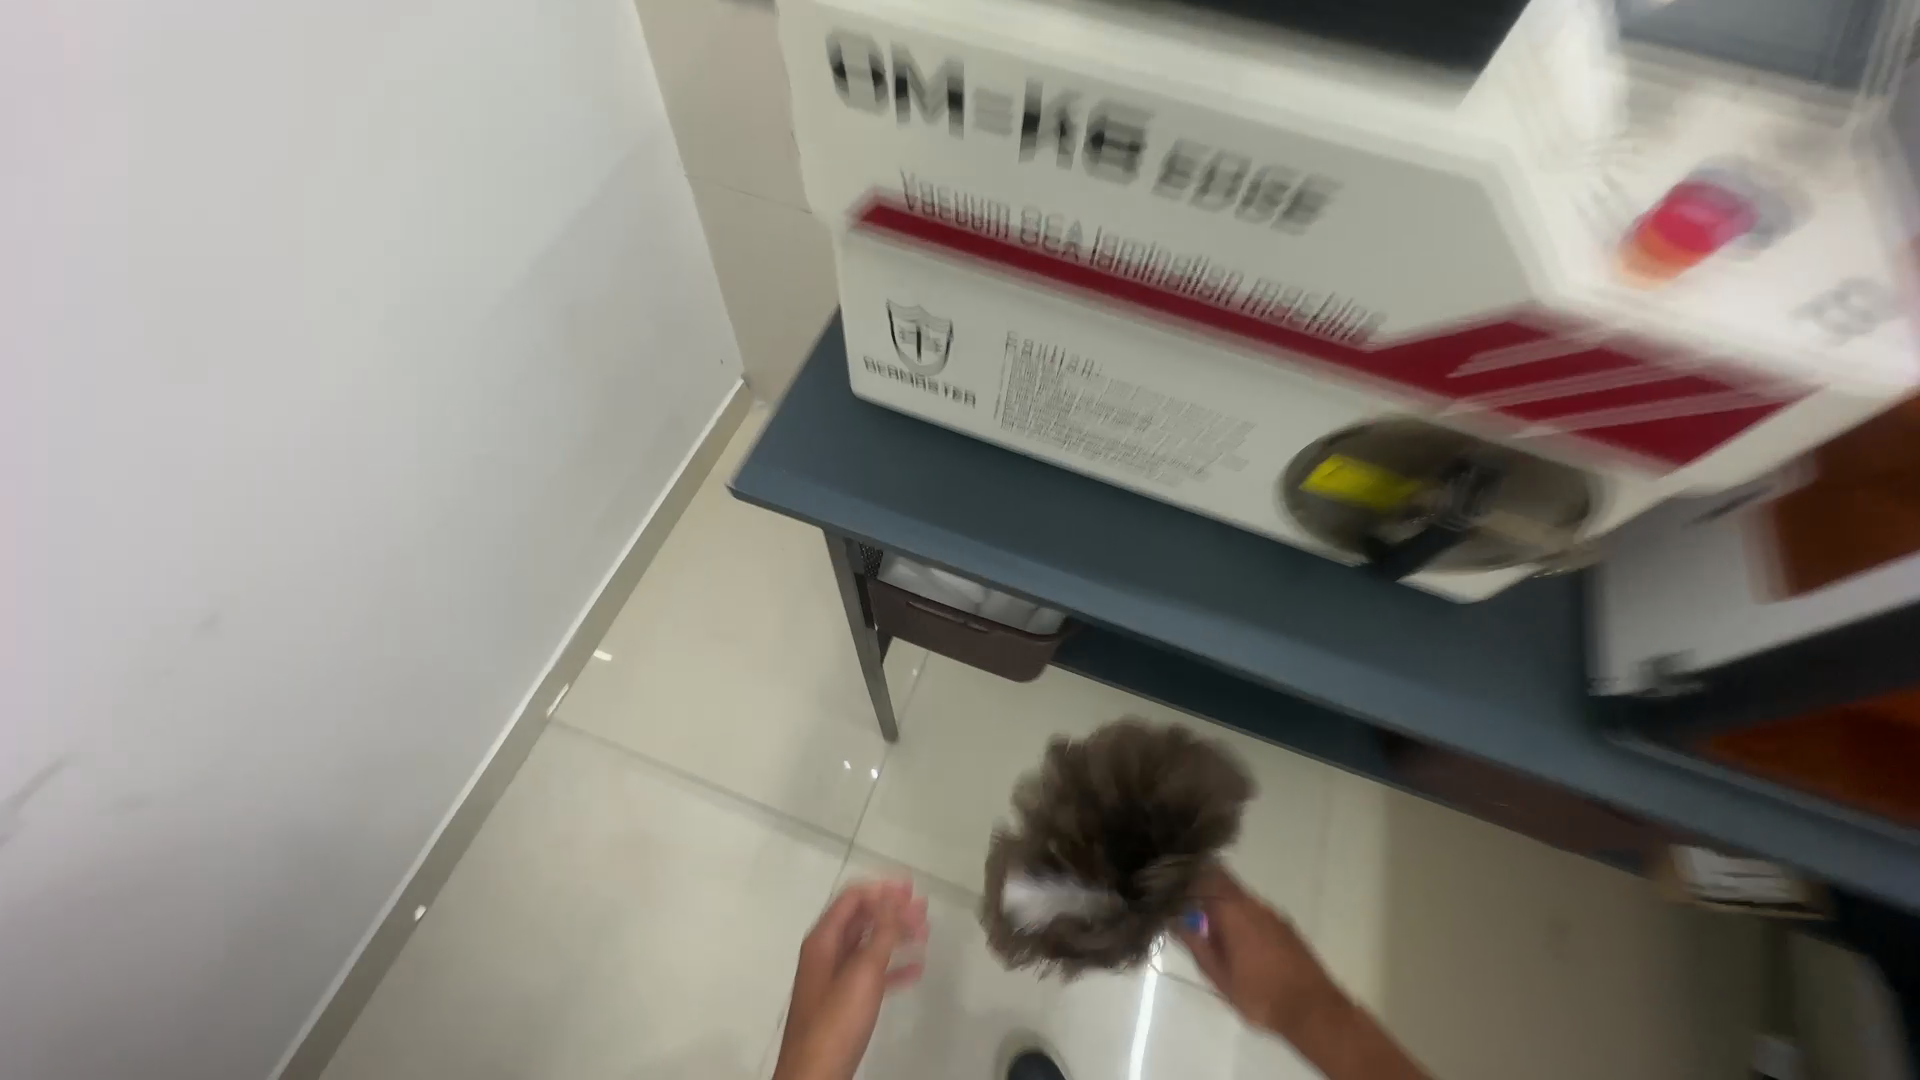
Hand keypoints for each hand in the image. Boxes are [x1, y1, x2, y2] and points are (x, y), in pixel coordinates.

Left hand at [773, 879, 929, 1079]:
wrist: (814, 1079)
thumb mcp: (862, 972)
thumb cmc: (836, 1020)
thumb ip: (881, 932)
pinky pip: (872, 973)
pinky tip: (916, 968)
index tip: (911, 887)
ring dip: (896, 934)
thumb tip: (893, 895)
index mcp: (824, 939)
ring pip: (869, 944)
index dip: (881, 888)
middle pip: (862, 918)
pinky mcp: (845, 1002)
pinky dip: (893, 966)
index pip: (853, 897)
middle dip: (892, 909)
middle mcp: (826, 952)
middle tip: (923, 907)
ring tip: (925, 931)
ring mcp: (835, 977)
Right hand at [1174, 865, 1338, 1039]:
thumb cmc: (1259, 995)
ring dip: (1223, 905)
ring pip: (1238, 896)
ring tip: (1211, 930)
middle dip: (1203, 889)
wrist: (1314, 1011)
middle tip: (1188, 909)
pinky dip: (1241, 917)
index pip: (1203, 875)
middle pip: (1221, 880)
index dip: (1185, 878)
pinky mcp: (1285, 926)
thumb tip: (1174, 920)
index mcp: (1231, 909)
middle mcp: (1251, 902)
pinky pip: (1255, 910)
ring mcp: (1271, 913)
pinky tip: (1240, 942)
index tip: (1171, 888)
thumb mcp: (1218, 975)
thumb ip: (1195, 943)